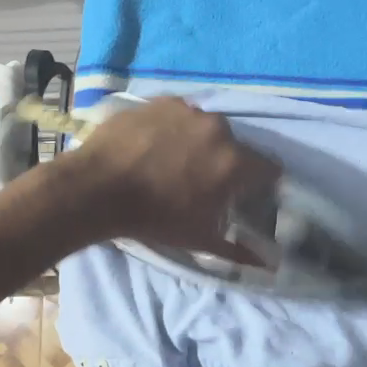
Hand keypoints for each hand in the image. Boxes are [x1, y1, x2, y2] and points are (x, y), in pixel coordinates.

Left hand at [56, 97, 280, 254]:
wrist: (97, 188)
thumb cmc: (154, 217)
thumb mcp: (199, 238)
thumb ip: (238, 251)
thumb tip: (269, 266)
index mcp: (235, 161)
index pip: (269, 167)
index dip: (261, 182)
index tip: (246, 193)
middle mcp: (218, 128)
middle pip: (235, 145)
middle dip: (224, 161)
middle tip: (202, 180)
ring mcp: (188, 110)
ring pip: (205, 128)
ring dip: (198, 142)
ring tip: (173, 161)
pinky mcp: (160, 101)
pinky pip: (178, 115)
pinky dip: (172, 128)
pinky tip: (153, 146)